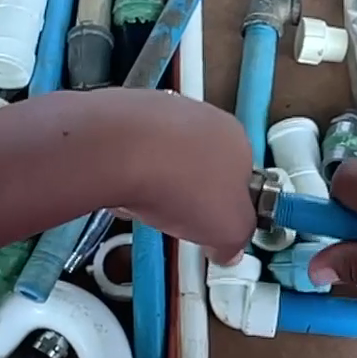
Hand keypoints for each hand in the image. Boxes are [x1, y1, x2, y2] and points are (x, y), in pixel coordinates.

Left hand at [86, 89, 255, 263]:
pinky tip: (120, 185)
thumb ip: (237, 239)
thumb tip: (230, 248)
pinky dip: (125, 168)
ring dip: (156, 181)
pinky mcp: (124, 111)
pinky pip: (130, 149)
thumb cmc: (178, 182)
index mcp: (237, 139)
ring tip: (144, 203)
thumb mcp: (229, 230)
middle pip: (201, 164)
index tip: (211, 227)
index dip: (225, 207)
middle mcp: (203, 116)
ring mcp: (163, 109)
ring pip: (164, 156)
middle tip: (177, 217)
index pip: (240, 177)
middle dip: (188, 193)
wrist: (116, 152)